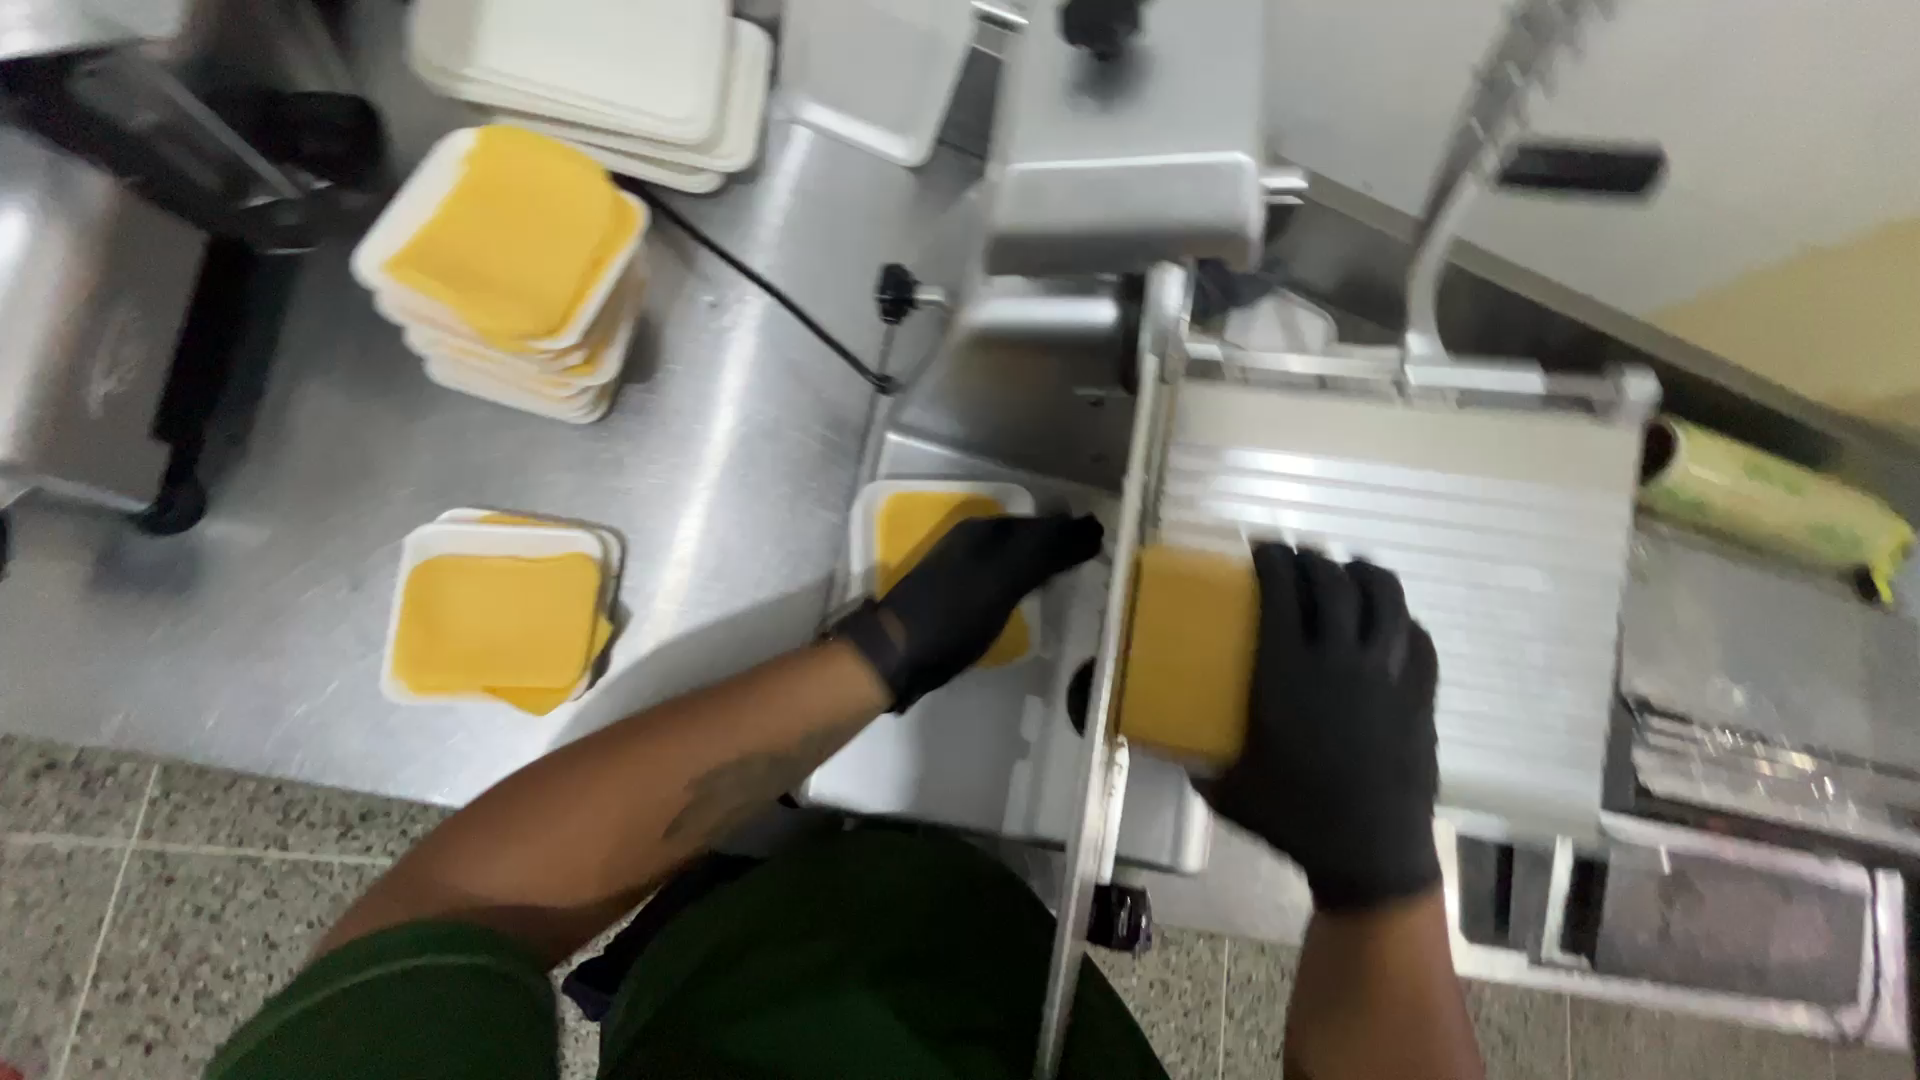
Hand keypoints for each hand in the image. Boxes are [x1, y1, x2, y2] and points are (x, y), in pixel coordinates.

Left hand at [833, 513, 1102, 710]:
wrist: (896, 652)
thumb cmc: (952, 618)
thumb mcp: (1002, 583)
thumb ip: (1041, 556)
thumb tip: (1085, 529)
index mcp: (986, 532)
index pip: (1041, 525)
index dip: (1071, 531)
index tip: (1102, 536)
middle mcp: (973, 539)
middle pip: (1027, 534)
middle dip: (1059, 539)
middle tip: (1092, 547)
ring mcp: (960, 562)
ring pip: (1013, 551)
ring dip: (1042, 555)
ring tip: (1070, 565)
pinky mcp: (953, 587)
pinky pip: (1000, 570)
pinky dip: (1023, 573)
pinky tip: (1032, 585)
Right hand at [1204, 544, 1440, 910]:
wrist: (1368, 853)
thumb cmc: (1292, 817)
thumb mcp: (1229, 789)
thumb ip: (1202, 765)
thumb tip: (1180, 756)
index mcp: (1286, 673)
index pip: (1282, 591)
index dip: (1273, 560)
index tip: (1263, 549)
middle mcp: (1339, 661)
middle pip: (1333, 583)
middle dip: (1314, 559)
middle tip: (1300, 560)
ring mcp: (1387, 676)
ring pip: (1386, 600)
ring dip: (1365, 575)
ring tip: (1349, 573)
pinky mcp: (1420, 697)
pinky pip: (1418, 640)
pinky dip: (1402, 621)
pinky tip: (1391, 626)